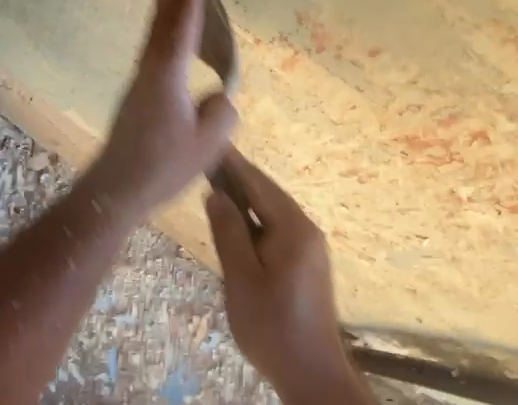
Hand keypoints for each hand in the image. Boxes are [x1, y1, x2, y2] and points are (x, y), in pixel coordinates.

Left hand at [83, 0, 239, 221]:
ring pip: (154, 33)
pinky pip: (153, 47)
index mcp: (168, 73)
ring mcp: (139, 80)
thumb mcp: (208, 142)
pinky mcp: (136, 93)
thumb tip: (219, 96)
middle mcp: (150, 68)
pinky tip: (168, 36)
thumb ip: (222, 112)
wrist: (116, 188)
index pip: (181, 25)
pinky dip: (162, 28)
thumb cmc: (163, 165)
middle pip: (161, 19)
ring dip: (163, 6)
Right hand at [206, 150, 368, 402]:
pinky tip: (235, 225)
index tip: (211, 142)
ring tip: (215, 187)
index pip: (258, 183)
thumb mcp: (242, 279)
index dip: (233, 163)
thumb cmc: (273, 326)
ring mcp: (309, 248)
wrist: (312, 374)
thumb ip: (229, 233)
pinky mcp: (306, 265)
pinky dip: (254, 221)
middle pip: (267, 195)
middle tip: (206, 163)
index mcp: (294, 228)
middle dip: (237, 179)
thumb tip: (216, 194)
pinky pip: (277, 229)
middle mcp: (306, 230)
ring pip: (272, 213)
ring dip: (245, 201)